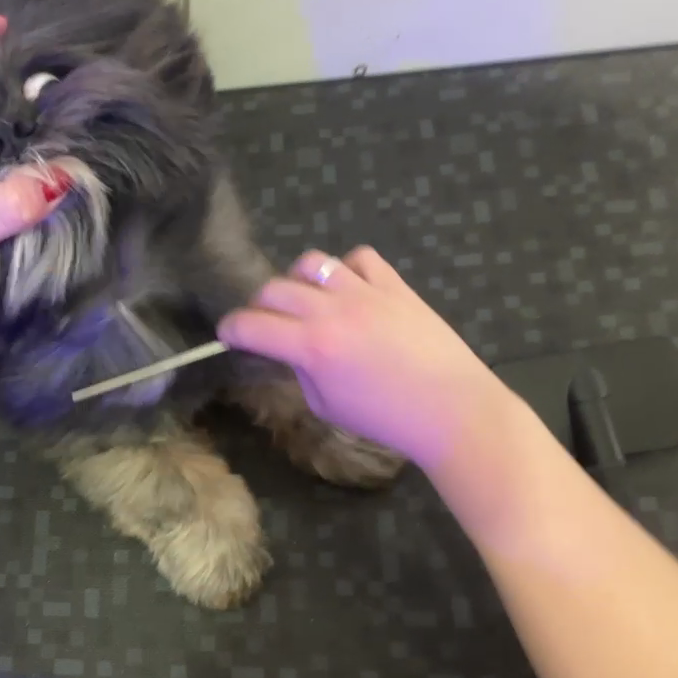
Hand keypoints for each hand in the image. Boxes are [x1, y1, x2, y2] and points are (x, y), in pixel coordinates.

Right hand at [219, 248, 517, 473]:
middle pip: (274, 290)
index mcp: (312, 347)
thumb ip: (300, 371)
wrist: (450, 407)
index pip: (251, 326)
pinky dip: (345, 270)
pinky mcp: (395, 285)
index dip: (230, 330)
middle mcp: (333, 311)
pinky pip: (359, 259)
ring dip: (297, 281)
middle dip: (258, 307)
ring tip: (304, 300)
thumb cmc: (383, 418)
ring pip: (312, 263)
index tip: (227, 336)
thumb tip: (289, 351)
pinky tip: (348, 291)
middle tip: (263, 324)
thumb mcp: (325, 405)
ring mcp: (365, 292)